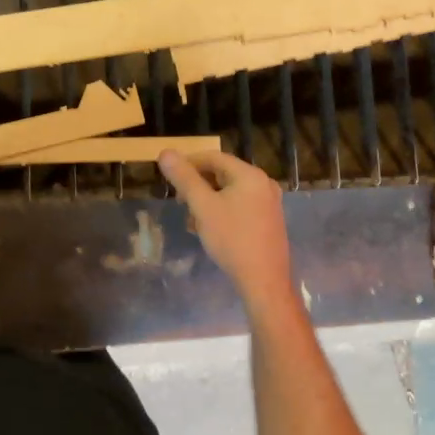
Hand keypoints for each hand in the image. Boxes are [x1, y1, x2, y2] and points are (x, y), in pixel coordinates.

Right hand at [159, 150, 291, 307]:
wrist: (264, 282)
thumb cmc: (232, 239)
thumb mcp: (202, 206)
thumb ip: (184, 178)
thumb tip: (165, 153)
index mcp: (250, 175)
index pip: (213, 157)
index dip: (188, 164)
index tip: (170, 178)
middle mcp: (263, 184)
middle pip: (221, 174)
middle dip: (197, 186)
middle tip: (180, 202)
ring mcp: (268, 203)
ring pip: (228, 192)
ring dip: (206, 201)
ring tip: (192, 221)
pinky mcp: (268, 221)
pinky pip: (239, 206)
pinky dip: (221, 211)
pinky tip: (208, 230)